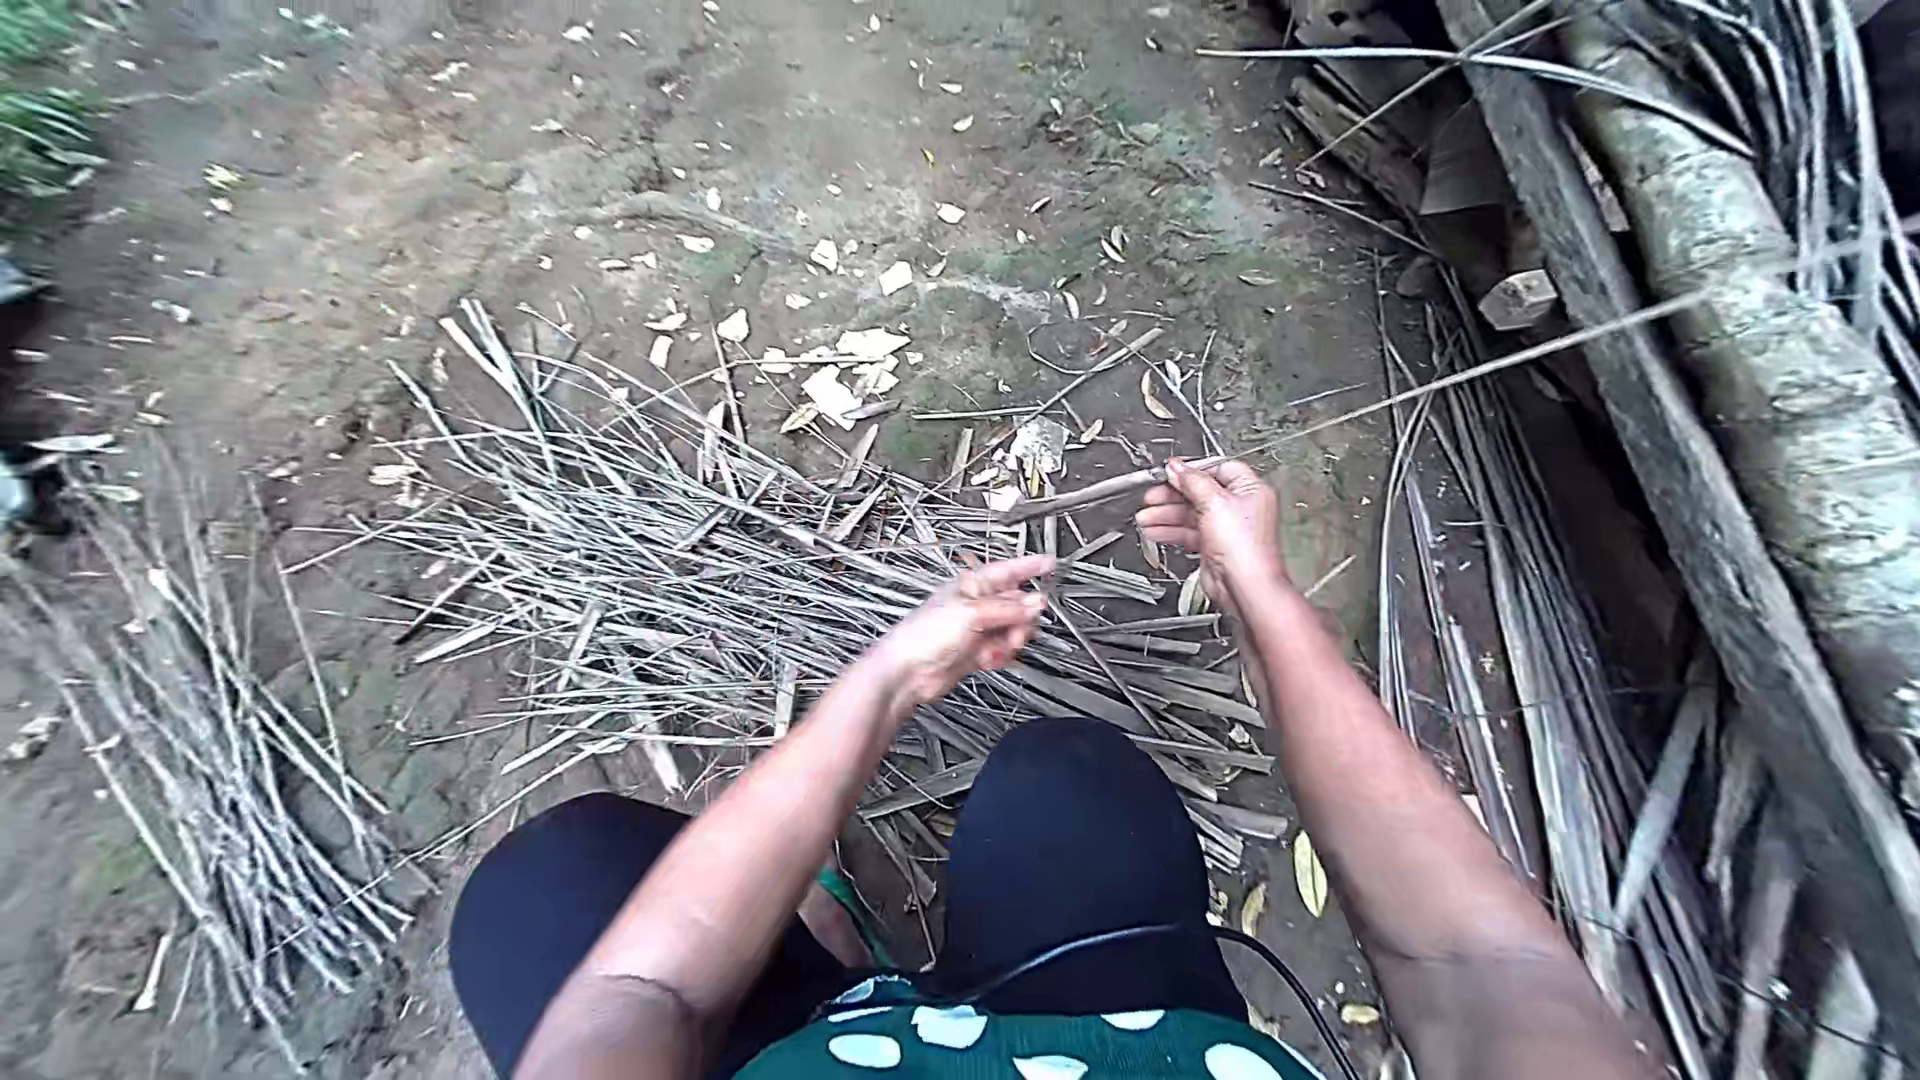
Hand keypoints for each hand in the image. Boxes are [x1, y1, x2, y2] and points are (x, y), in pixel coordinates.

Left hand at [872, 554, 1054, 705]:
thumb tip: (1035, 602)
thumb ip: (1008, 608)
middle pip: (1015, 604)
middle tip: (1020, 625)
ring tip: (1000, 645)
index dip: (1029, 566)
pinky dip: (1000, 655)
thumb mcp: (973, 613)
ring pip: (1012, 629)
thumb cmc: (924, 634)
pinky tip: (989, 658)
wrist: (908, 672)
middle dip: (1022, 616)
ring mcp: (976, 629)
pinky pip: (1002, 650)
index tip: (1049, 563)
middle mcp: (975, 605)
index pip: (1008, 571)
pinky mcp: (976, 651)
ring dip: (1011, 639)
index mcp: (971, 586)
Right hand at [1134, 458, 1287, 612]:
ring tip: (1145, 516)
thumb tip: (1177, 468)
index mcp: (1249, 490)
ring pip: (1189, 514)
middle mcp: (1238, 508)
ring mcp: (1225, 527)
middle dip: (1171, 495)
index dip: (1191, 470)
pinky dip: (1169, 531)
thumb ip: (1193, 482)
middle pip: (1198, 492)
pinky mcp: (1212, 545)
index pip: (1217, 469)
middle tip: (1152, 496)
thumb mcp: (1216, 503)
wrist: (1244, 588)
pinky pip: (1186, 532)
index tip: (1170, 472)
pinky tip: (1154, 530)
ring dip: (1164, 514)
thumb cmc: (1246, 550)